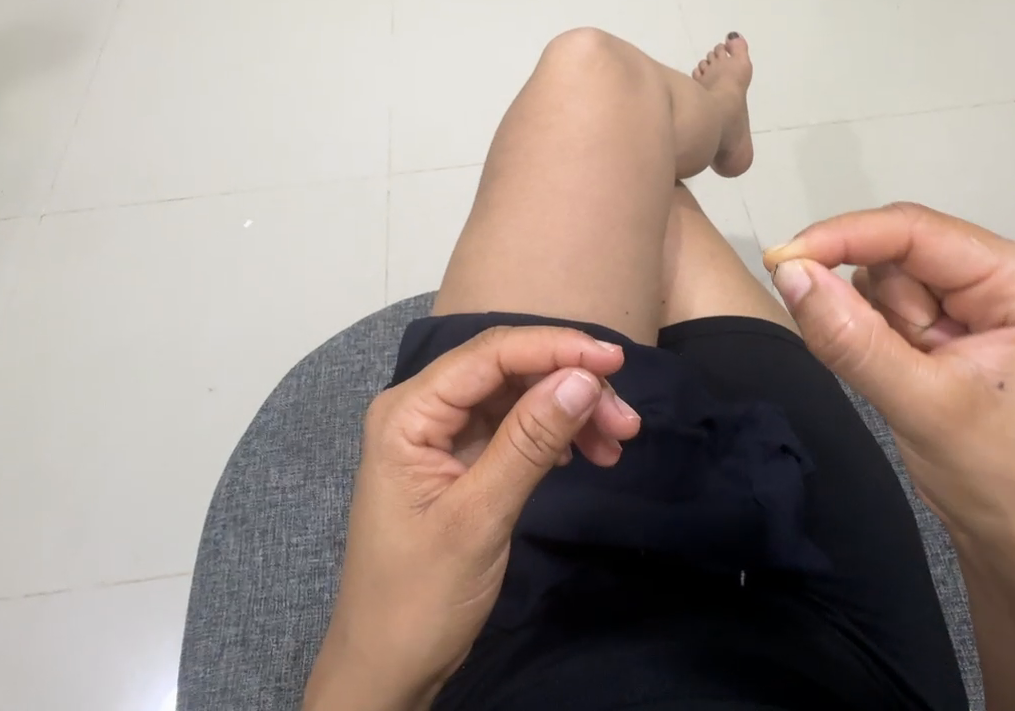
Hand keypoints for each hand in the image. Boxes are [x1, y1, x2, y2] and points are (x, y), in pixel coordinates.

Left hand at [304, 326, 641, 710]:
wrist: (388, 668)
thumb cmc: (420, 597)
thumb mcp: (479, 518)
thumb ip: (530, 441)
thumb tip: (585, 378)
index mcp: (409, 411)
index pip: (489, 354)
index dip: (555, 347)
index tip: (615, 361)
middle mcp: (424, 408)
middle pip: (508, 370)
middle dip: (569, 384)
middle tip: (626, 422)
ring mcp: (443, 433)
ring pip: (518, 396)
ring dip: (569, 411)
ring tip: (616, 443)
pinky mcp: (461, 457)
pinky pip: (515, 427)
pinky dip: (555, 434)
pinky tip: (584, 454)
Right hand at [763, 203, 1014, 578]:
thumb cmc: (997, 480)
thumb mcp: (922, 406)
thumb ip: (851, 337)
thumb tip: (787, 270)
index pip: (916, 231)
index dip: (843, 238)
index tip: (780, 259)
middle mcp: (1005, 272)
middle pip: (897, 251)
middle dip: (874, 306)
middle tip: (891, 365)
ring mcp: (980, 296)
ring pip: (884, 277)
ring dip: (873, 325)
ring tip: (910, 380)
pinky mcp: (955, 320)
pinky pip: (885, 303)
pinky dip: (873, 334)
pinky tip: (903, 374)